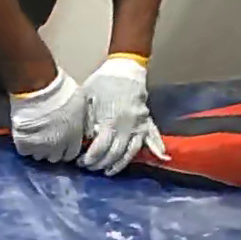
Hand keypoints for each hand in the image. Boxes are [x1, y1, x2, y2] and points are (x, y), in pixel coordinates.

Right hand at [8, 69, 86, 163]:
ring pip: (39, 156)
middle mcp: (57, 146)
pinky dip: (26, 147)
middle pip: (55, 158)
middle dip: (54, 151)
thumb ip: (84, 122)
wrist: (38, 90)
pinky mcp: (24, 145)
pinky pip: (25, 152)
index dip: (67, 149)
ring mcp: (39, 147)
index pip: (71, 154)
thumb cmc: (62, 92)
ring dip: (39, 149)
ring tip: (37, 138)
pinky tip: (27, 137)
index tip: (63, 143)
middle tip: (49, 140)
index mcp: (73, 137)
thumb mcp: (82, 105)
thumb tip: (87, 132)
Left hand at [79, 55, 167, 175]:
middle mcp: (127, 124)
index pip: (99, 149)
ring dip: (120, 164)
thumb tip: (81, 143)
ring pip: (132, 150)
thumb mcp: (86, 102)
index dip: (88, 159)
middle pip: (115, 153)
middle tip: (89, 168)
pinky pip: (153, 136)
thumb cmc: (100, 85)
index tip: (79, 162)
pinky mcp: (147, 119)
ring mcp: (139, 122)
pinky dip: (157, 148)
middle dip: (100, 164)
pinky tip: (161, 158)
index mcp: (110, 121)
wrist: (124, 67)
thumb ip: (85, 124)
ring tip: (109, 172)